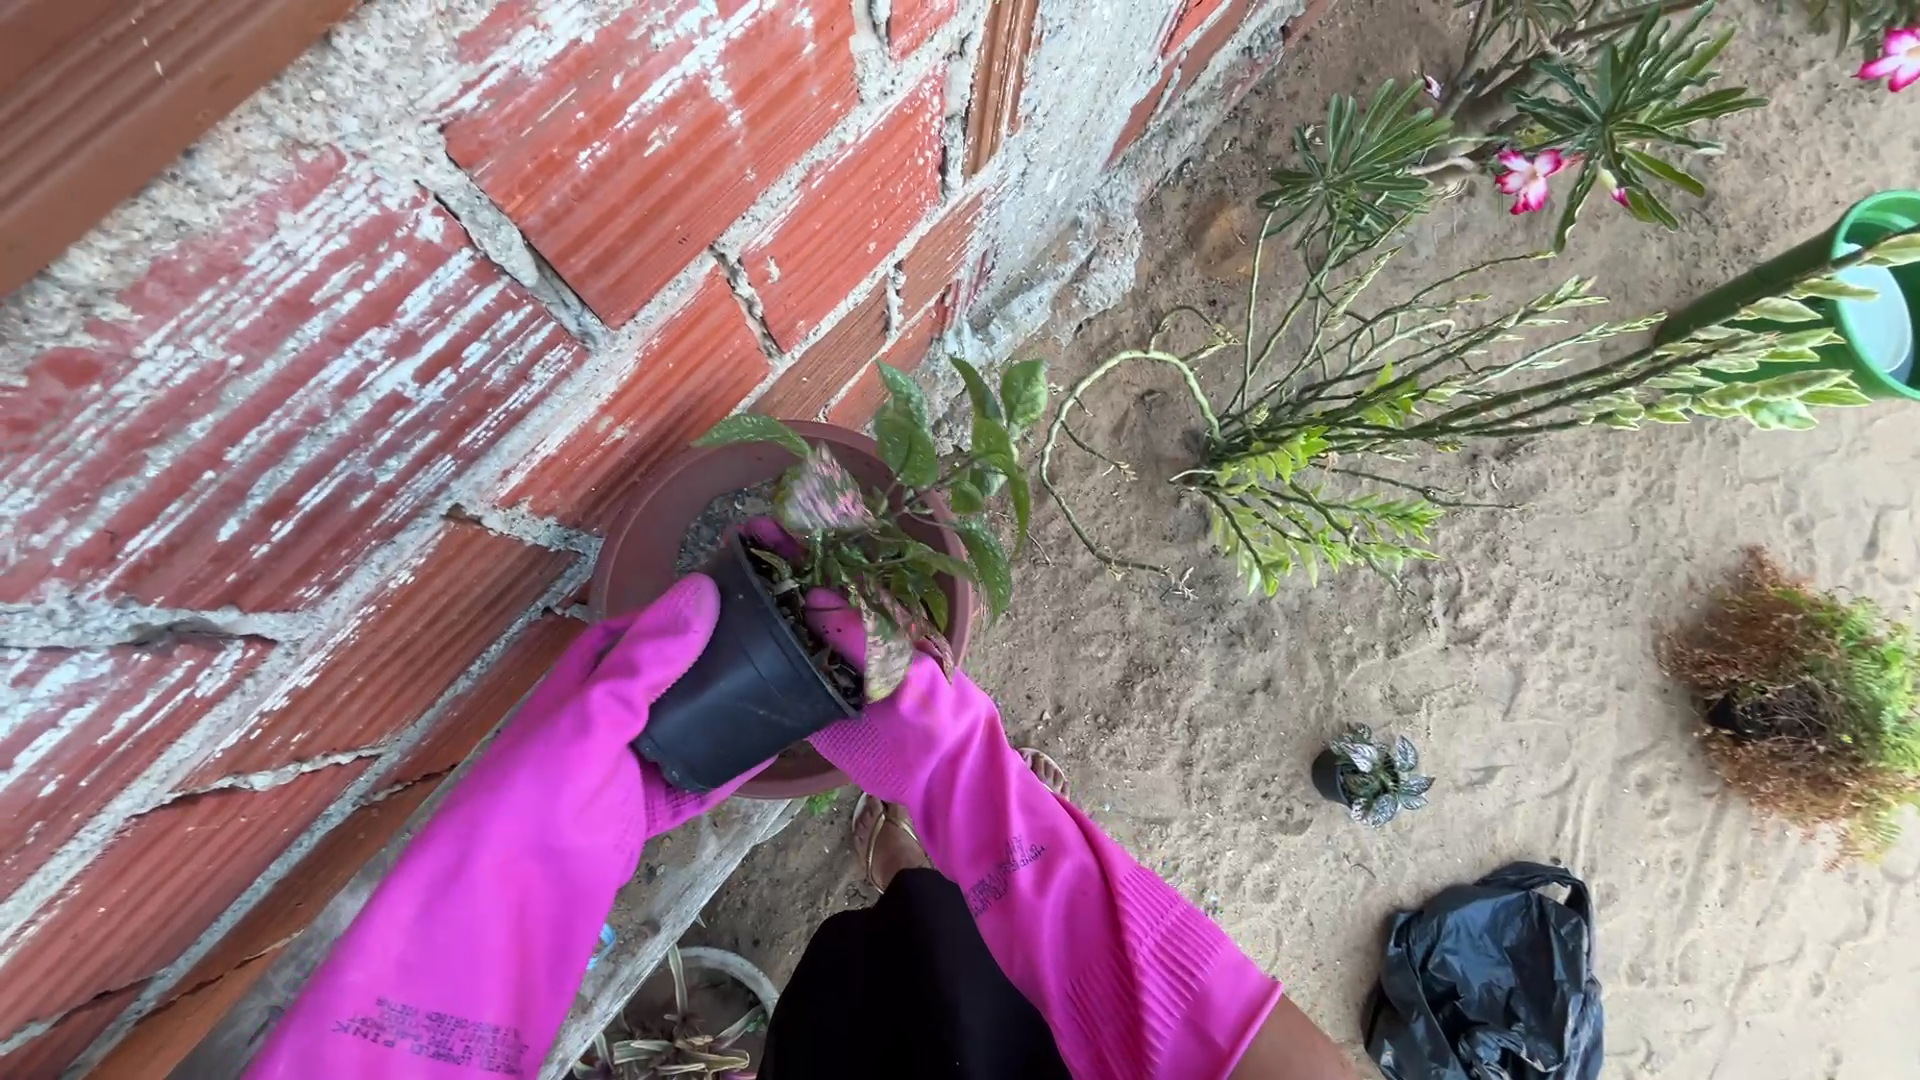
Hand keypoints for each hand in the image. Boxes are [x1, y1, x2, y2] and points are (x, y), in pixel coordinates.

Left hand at [451, 573, 762, 850]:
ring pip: (685, 732)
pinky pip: (696, 781)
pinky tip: (766, 753)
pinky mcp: (645, 809)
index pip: (627, 635)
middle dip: (706, 665)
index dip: (669, 617)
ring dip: (722, 717)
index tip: (722, 603)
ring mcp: (625, 768)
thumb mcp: (596, 713)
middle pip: (664, 682)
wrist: (510, 901)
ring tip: (774, 689)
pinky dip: (728, 769)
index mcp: (579, 687)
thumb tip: (704, 590)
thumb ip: (648, 658)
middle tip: (763, 644)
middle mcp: (603, 721)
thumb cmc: (541, 790)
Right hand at [736, 515, 1001, 805]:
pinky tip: (719, 642)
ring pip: (784, 629)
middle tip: (736, 537)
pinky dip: (750, 656)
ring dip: (756, 604)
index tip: (771, 524)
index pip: (834, 571)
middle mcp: (845, 635)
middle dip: (772, 563)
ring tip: (716, 578)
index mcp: (874, 618)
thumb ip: (867, 636)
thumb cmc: (936, 714)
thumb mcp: (909, 672)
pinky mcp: (807, 700)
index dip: (804, 546)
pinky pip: (775, 673)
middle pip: (802, 592)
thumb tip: (815, 593)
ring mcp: (823, 666)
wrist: (936, 774)